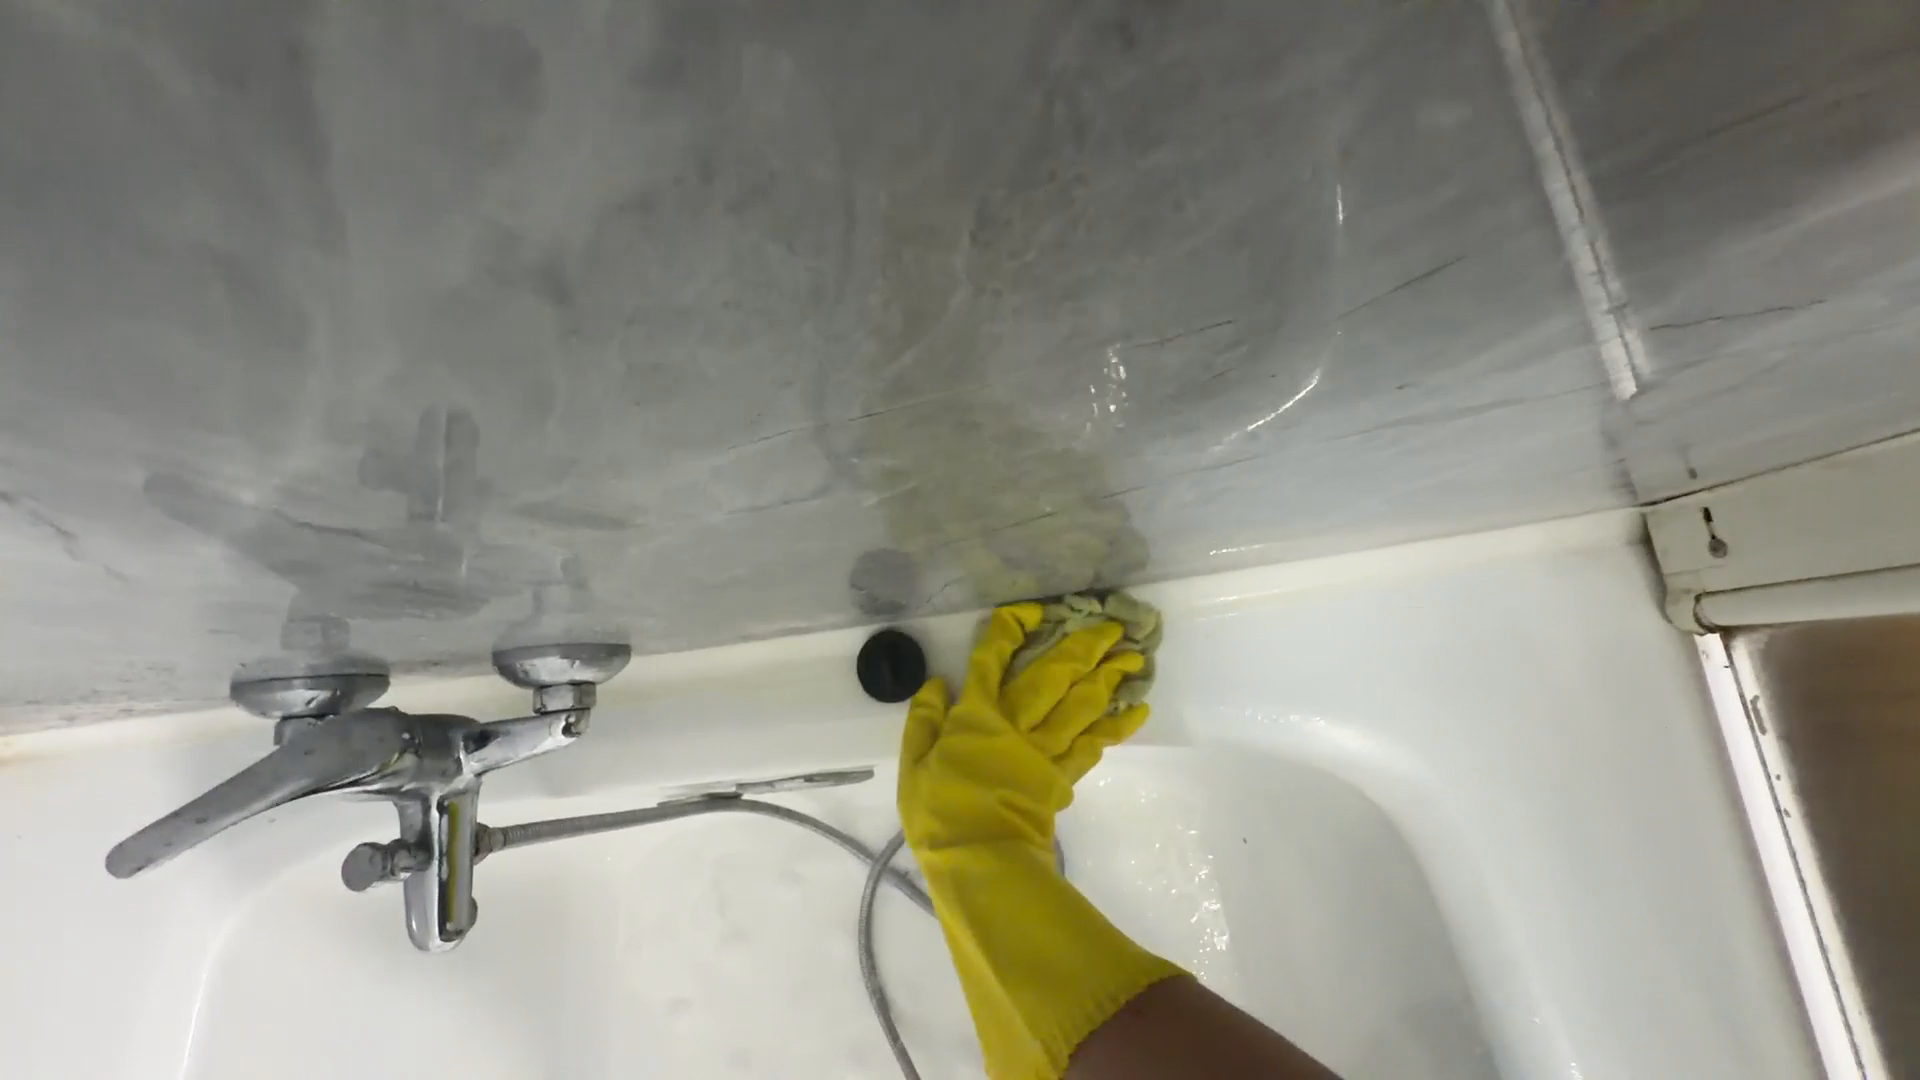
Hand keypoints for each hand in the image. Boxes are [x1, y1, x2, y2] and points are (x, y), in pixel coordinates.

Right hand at [900, 602, 1149, 856]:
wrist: (978, 862)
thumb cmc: (939, 813)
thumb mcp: (912, 766)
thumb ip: (923, 720)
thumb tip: (937, 682)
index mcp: (976, 714)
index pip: (991, 659)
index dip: (1011, 628)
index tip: (1034, 609)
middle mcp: (1016, 722)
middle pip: (1053, 675)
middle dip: (1083, 646)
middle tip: (1112, 626)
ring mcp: (1044, 748)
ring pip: (1081, 704)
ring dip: (1109, 678)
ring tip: (1134, 658)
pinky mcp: (1063, 775)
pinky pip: (1094, 745)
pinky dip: (1117, 726)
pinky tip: (1138, 710)